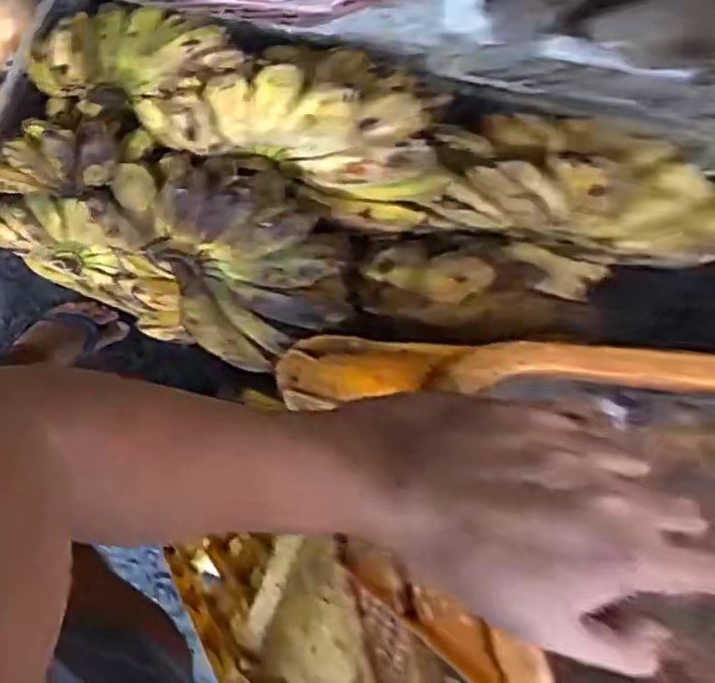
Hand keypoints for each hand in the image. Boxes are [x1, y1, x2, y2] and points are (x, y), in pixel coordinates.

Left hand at [322, 393, 714, 676]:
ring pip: (630, 459)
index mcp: (634, 553)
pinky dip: (576, 432)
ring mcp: (564, 441)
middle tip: (608, 527)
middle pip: (676, 509)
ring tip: (575, 483)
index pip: (706, 567)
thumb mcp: (536, 625)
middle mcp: (616, 492)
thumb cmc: (449, 553)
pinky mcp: (515, 407)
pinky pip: (574, 417)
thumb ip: (619, 646)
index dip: (686, 571)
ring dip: (615, 474)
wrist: (371, 474)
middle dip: (656, 522)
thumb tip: (658, 633)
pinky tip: (552, 442)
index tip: (660, 570)